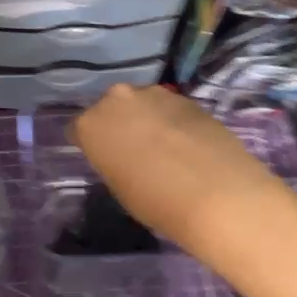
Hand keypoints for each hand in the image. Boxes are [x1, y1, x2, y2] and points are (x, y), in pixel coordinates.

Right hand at [71, 85, 291, 249]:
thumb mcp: (120, 187)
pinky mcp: (187, 98)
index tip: (102, 159)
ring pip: (142, 104)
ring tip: (165, 148)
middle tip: (133, 151)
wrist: (218, 193)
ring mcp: (155, 94)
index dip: (90, 144)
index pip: (78, 129)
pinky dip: (173, 122)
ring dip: (147, 119)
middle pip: (111, 108)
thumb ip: (114, 161)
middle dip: (119, 124)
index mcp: (92, 124)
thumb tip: (124, 155)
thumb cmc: (157, 201)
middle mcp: (118, 99)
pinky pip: (170, 108)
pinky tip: (188, 145)